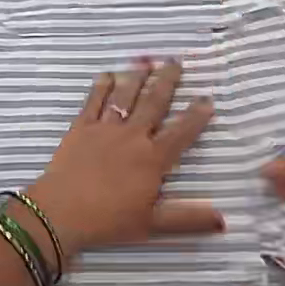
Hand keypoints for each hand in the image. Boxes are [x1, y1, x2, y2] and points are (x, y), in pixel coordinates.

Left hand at [26, 60, 222, 260]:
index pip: (181, 132)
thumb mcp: (152, 224)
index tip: (206, 99)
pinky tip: (107, 75)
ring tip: (147, 61)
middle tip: (176, 62)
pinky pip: (94, 102)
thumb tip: (224, 221)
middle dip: (167, 81)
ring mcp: (105, 129)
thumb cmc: (108, 220)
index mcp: (153, 159)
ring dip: (137, 77)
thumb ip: (188, 220)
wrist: (60, 213)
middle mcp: (132, 136)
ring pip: (125, 96)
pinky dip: (101, 87)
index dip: (196, 115)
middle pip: (154, 103)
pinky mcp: (81, 128)